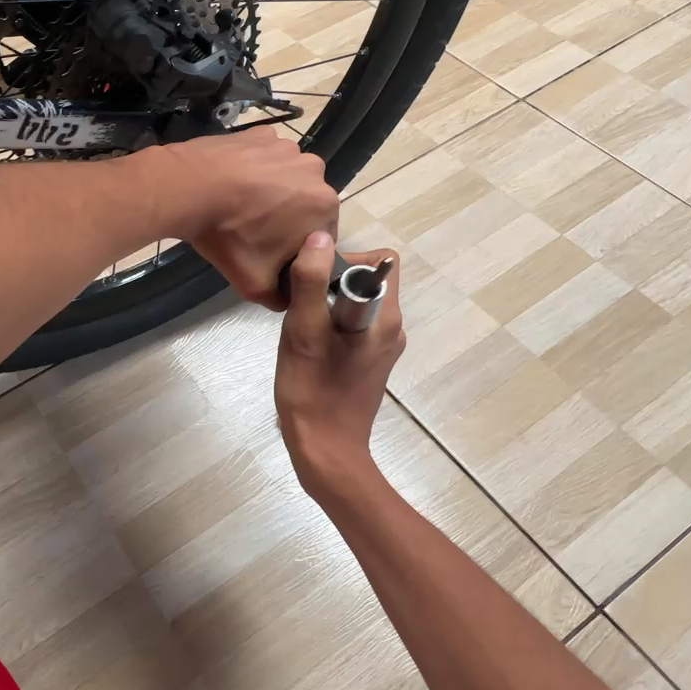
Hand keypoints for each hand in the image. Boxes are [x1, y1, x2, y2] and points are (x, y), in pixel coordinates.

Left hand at [155, 127, 337, 306]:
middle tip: (251, 232)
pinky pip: (264, 156)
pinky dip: (252, 168)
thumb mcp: (255, 283)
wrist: (188, 188)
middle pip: (304, 204)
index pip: (320, 236)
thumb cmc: (229, 236)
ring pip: (285, 178)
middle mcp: (315, 170)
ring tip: (238, 206)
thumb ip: (280, 298)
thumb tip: (287, 300)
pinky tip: (230, 181)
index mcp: (325, 205)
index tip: (272, 254)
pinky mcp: (261, 132)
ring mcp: (287, 146)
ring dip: (270, 191)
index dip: (297, 249)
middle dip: (285, 219)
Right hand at [275, 232, 403, 497]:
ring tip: (299, 327)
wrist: (326, 452)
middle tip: (300, 306)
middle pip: (364, 279)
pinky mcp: (367, 362)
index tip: (313, 280)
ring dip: (325, 305)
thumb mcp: (304, 331)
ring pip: (354, 303)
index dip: (344, 260)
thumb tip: (319, 237)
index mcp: (385, 316)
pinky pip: (350, 325)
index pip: (378, 261)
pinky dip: (328, 325)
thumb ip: (312, 282)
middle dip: (330, 282)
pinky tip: (306, 346)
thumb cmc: (313, 390)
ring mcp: (381, 347)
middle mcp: (391, 327)